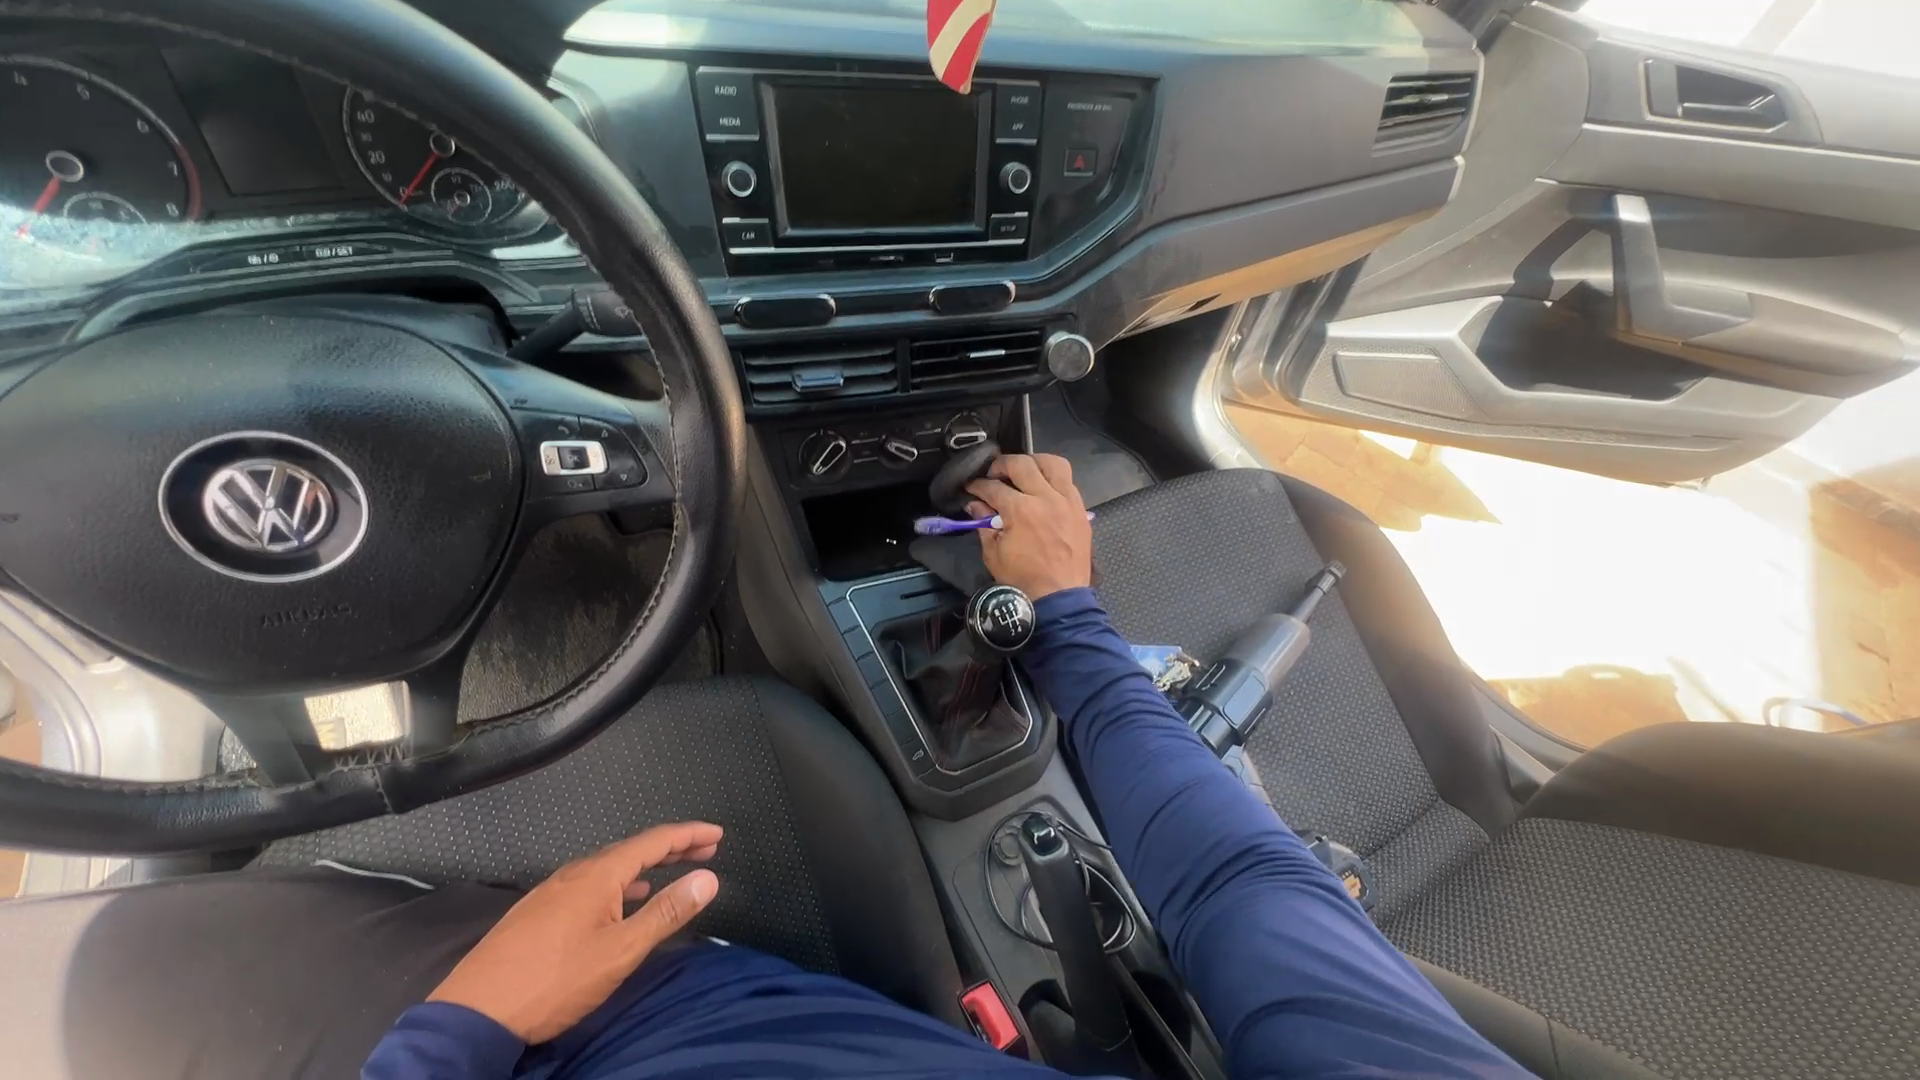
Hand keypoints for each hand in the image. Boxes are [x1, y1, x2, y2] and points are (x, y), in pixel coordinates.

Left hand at [427, 822, 721, 1043]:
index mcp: (599, 873)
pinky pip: (590, 882)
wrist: (473, 1015)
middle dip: (672, 846)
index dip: (690, 834)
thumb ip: (666, 912)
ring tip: (670, 871)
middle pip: (633, 849)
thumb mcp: (621, 951)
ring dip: (645, 865)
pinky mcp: (537, 912)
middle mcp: (575, 873)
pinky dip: (619, 882)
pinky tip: (620, 902)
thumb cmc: (554, 981)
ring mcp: (552, 891)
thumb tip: (708, 878)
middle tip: (705, 848)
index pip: (655, 840)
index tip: (718, 834)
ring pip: (609, 866)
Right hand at [965, 453, 1091, 599]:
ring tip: (1024, 472)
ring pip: (1053, 464)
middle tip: (994, 474)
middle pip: (1022, 464)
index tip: (971, 488)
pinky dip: (1054, 480)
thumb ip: (984, 525)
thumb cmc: (1023, 578)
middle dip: (1002, 465)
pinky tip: (1044, 490)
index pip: (993, 487)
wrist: (1060, 597)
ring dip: (1035, 462)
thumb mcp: (994, 554)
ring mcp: (1067, 501)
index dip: (977, 486)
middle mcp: (1046, 498)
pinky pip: (1069, 482)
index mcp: (1021, 510)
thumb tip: (977, 505)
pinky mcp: (1081, 509)